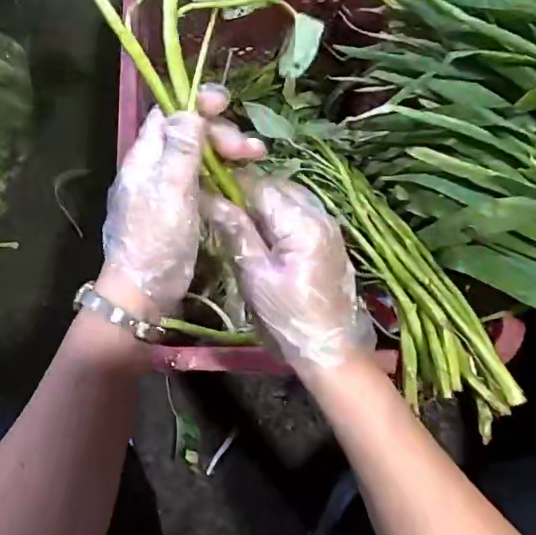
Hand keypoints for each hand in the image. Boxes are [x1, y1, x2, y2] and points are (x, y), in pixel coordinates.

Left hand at [98, 87, 264, 318]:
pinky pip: (203, 180)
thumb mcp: (169, 191)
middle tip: (251, 150)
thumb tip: (188, 110)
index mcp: (145, 157)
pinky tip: (243, 179)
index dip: (196, 103)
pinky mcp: (180, 210)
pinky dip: (223, 174)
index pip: (168, 114)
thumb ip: (180, 150)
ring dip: (227, 152)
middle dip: (221, 133)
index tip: (225, 104)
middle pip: (189, 133)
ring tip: (257, 158)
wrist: (142, 294)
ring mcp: (167, 189)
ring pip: (199, 156)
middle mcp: (154, 167)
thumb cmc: (154, 241)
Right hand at [202, 174, 375, 375]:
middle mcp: (320, 214)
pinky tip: (261, 234)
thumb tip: (208, 197)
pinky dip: (277, 214)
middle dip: (246, 192)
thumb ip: (235, 230)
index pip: (260, 186)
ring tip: (237, 222)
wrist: (329, 350)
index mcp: (302, 222)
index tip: (205, 190)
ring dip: (261, 202)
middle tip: (219, 209)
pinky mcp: (328, 238)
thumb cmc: (287, 316)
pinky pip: (299, 211)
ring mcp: (328, 225)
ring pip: (288, 197)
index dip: (230, 184)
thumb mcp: (255, 274)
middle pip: (276, 186)